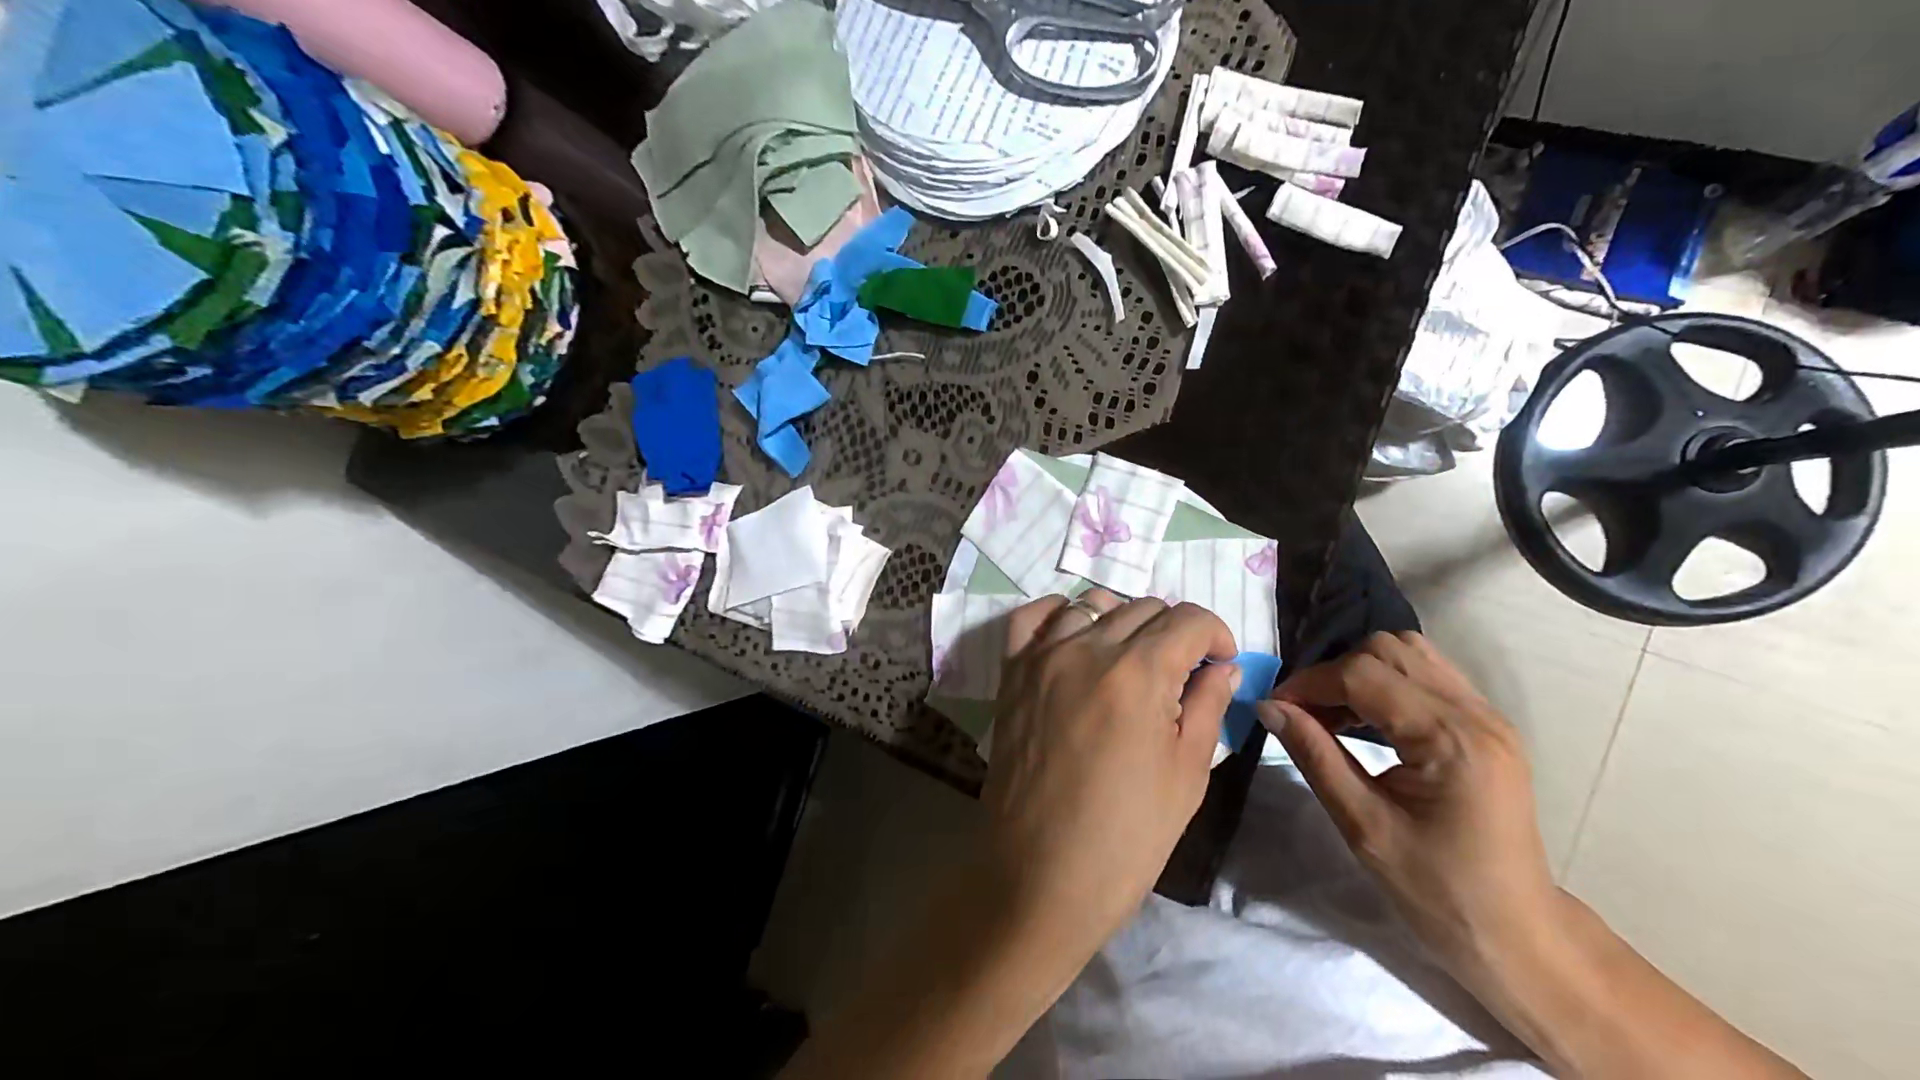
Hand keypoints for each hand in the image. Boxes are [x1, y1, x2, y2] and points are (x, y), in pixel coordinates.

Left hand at [983, 588, 1239, 959]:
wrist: (1039, 874)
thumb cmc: (1126, 837)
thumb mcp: (1186, 775)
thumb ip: (1208, 707)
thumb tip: (1223, 668)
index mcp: (1138, 673)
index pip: (1187, 620)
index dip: (1216, 634)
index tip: (1221, 662)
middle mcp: (1086, 649)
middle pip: (1142, 608)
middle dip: (1174, 631)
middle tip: (1182, 672)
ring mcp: (1041, 657)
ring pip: (1090, 605)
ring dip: (1122, 621)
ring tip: (1133, 659)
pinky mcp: (1010, 673)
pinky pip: (1032, 617)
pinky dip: (1058, 613)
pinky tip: (1076, 636)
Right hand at [1257, 632, 1558, 983]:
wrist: (1515, 934)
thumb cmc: (1437, 889)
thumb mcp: (1362, 824)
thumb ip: (1314, 755)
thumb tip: (1267, 706)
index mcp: (1451, 740)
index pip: (1362, 675)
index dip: (1309, 682)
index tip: (1274, 707)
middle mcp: (1476, 714)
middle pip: (1387, 650)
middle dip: (1333, 672)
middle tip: (1303, 712)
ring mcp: (1488, 717)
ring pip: (1409, 653)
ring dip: (1360, 672)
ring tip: (1332, 713)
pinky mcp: (1487, 726)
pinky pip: (1428, 675)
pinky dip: (1385, 683)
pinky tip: (1364, 720)